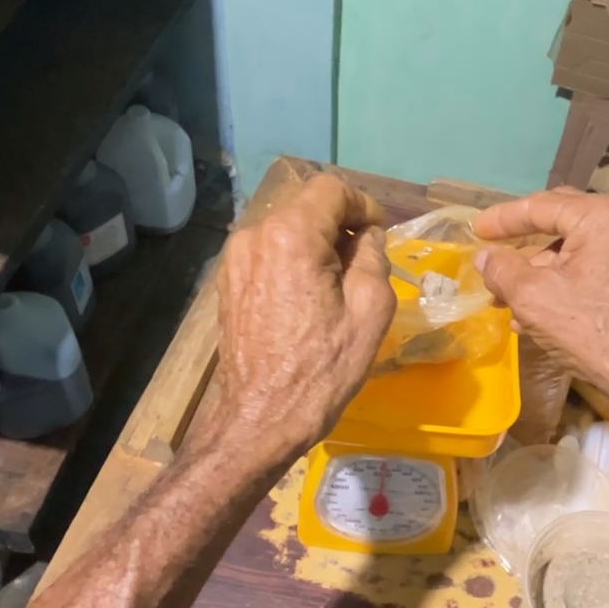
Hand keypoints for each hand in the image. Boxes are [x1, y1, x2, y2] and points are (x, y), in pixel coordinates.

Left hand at [195, 174, 395, 470]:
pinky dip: (294, 263)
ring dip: (317, 246)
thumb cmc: (323, 368)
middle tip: (365, 263)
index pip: (332, 189)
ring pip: (286, 231)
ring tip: (338, 286)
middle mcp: (254, 235)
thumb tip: (366, 236)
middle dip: (340, 226)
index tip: (380, 232)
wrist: (261, 418)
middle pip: (306, 207)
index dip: (363, 204)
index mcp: (291, 235)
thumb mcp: (371, 310)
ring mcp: (235, 260)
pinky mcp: (228, 284)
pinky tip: (309, 300)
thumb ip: (373, 257)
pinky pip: (269, 256)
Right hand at [474, 188, 608, 430]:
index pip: (542, 206)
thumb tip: (486, 257)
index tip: (475, 229)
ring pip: (577, 246)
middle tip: (493, 253)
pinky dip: (566, 278)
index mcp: (604, 214)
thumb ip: (502, 269)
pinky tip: (540, 307)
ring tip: (509, 296)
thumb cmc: (591, 331)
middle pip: (562, 221)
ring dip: (541, 269)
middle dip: (523, 244)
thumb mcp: (533, 298)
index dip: (503, 218)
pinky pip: (595, 263)